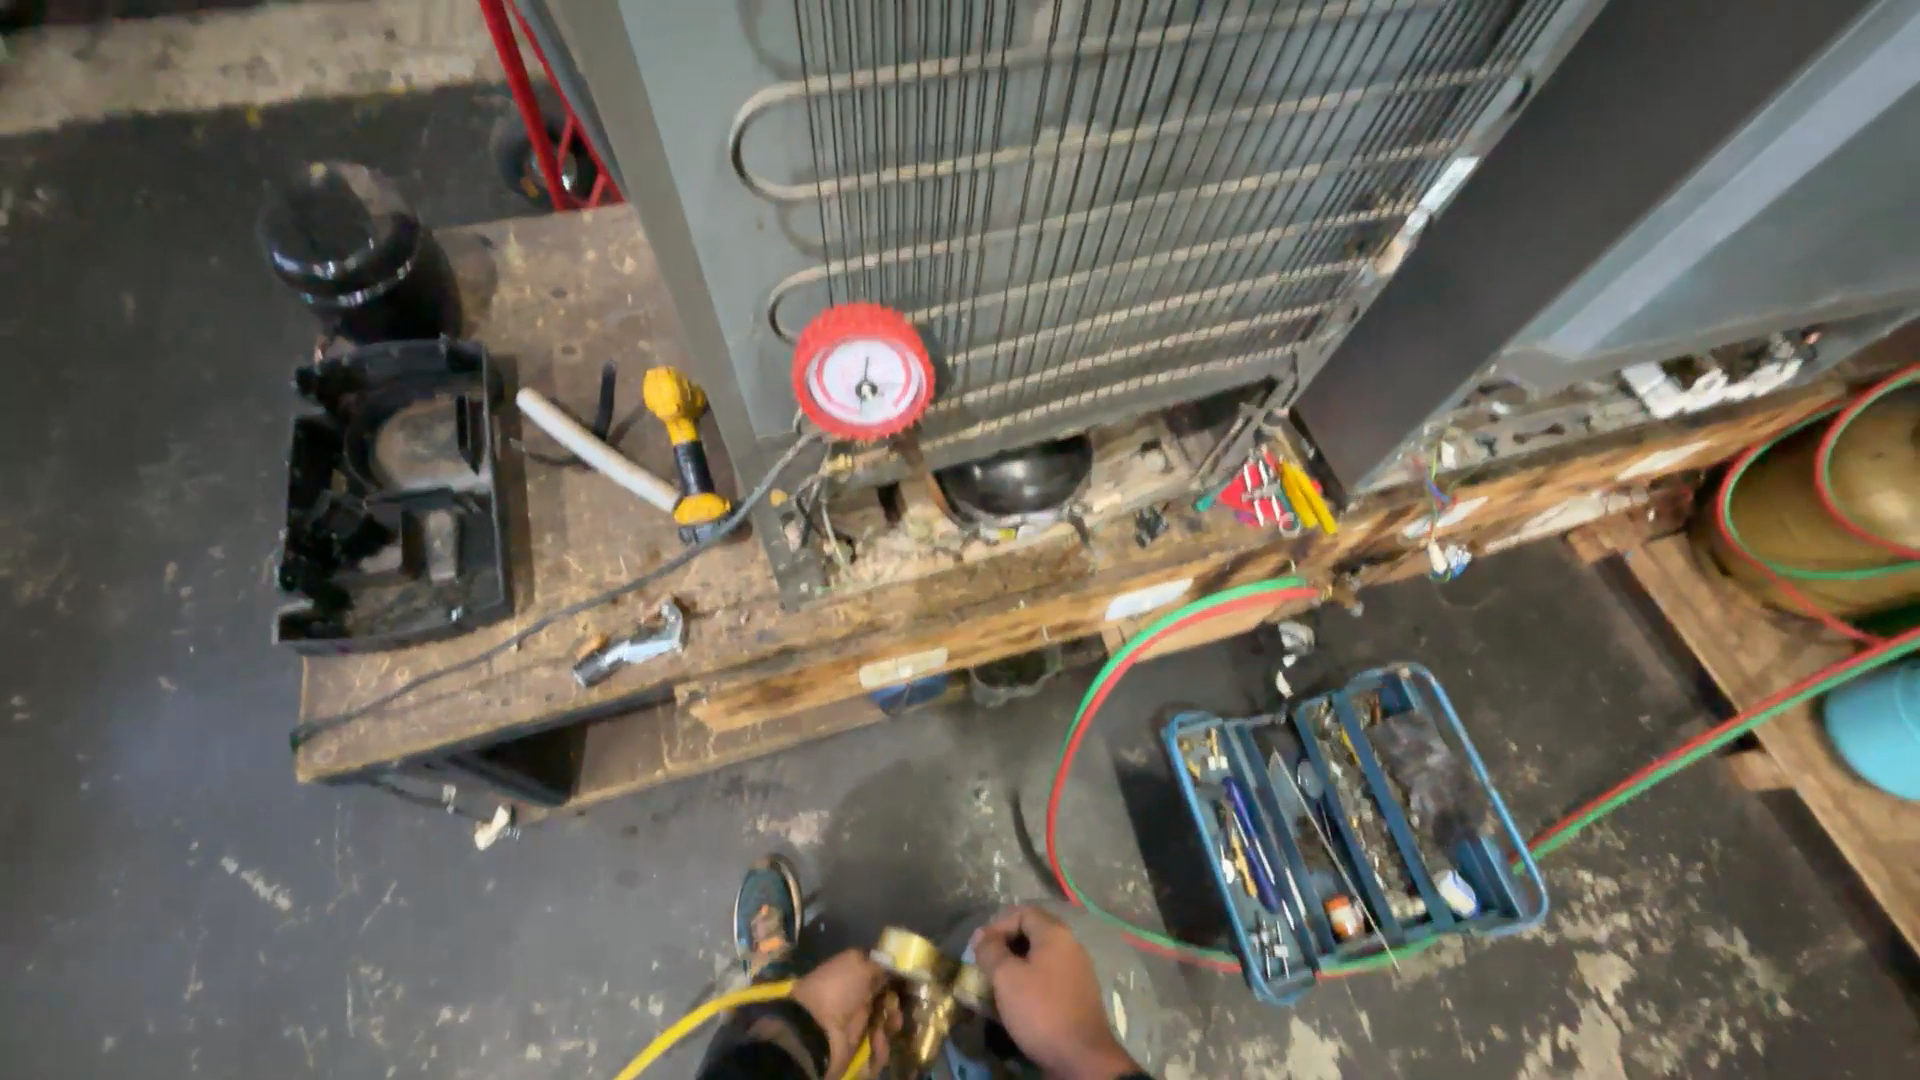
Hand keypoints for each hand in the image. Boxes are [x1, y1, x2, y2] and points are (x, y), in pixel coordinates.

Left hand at [790, 949, 887, 1077]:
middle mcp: (855, 996)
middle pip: (885, 999)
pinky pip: (876, 1048)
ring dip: (891, 1025)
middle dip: (895, 1004)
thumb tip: (895, 965)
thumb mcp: (860, 964)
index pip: (879, 973)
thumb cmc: (838, 989)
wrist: (815, 1030)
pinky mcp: (856, 1047)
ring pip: (884, 1024)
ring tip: (891, 1026)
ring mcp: (855, 1022)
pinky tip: (876, 1043)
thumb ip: (881, 965)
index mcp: (852, 972)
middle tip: (897, 1007)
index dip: (894, 977)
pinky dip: (880, 1048)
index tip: (909, 980)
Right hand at [971, 906, 1139, 1079]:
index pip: (1023, 912)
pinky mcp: (1079, 994)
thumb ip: (991, 951)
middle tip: (987, 965)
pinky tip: (1020, 1001)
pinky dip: (1032, 982)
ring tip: (999, 985)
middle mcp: (1071, 944)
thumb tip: (981, 935)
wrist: (1082, 1058)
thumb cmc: (1041, 1010)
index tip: (981, 948)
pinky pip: (1050, 976)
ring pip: (1041, 957)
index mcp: (1055, 933)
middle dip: (1006, 945)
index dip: (998, 925)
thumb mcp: (1006, 978)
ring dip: (1018, 966)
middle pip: (1033, 932)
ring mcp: (1078, 970)